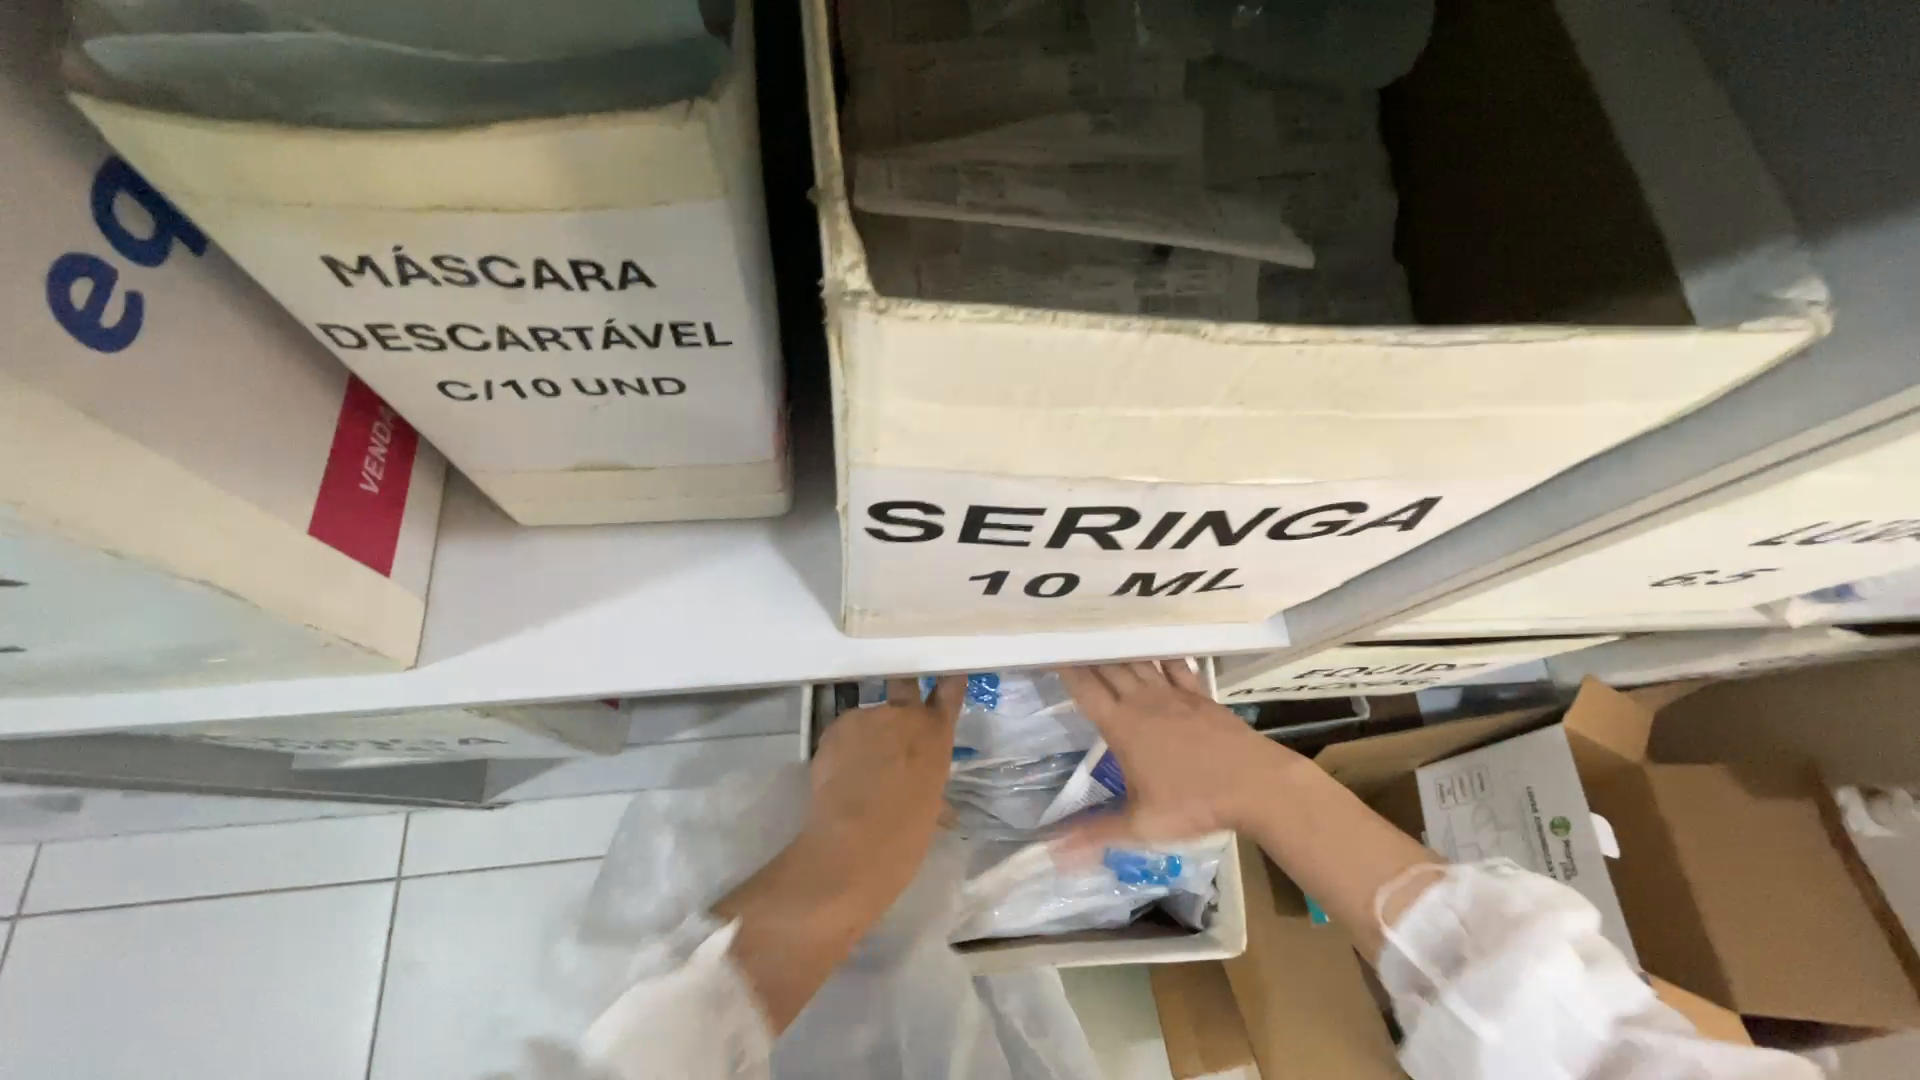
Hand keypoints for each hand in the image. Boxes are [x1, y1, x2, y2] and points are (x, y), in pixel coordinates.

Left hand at [713, 676, 962, 1033]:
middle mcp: (904, 715)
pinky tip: (837, 777)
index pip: (949, 691)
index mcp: (936, 735)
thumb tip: (929, 799)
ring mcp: (867, 716)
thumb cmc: (905, 834)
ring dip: (864, 737)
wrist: (856, 842)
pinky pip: (841, 734)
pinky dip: (840, 750)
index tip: (949, 670)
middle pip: (903, 685)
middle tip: (892, 715)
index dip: (948, 679)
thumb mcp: (929, 806)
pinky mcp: (835, 727)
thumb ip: (927, 783)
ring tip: (855, 773)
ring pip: (865, 720)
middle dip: (900, 690)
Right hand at [1055, 662, 1302, 851]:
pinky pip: (1176, 667)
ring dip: (1121, 651)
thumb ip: (1096, 834)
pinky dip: (1162, 656)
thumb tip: (1052, 854)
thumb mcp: (1141, 825)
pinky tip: (1158, 650)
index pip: (1086, 690)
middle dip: (1089, 654)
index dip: (1067, 670)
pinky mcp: (1201, 696)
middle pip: (1110, 669)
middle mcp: (1144, 702)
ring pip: (1140, 663)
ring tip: (1105, 639)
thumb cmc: (1194, 803)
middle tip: (1071, 641)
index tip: (1051, 654)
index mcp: (1122, 726)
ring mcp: (1174, 694)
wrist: (1256, 784)